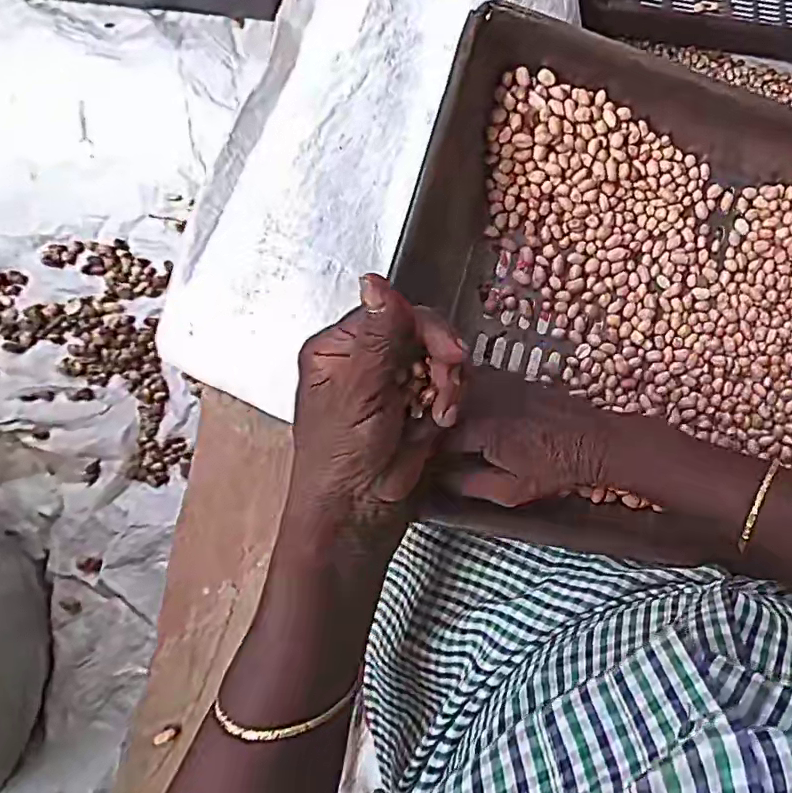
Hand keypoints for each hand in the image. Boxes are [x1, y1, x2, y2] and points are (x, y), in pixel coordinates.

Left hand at [286, 274, 467, 549]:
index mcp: (340, 348)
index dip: (428, 330)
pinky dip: (451, 400)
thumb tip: (375, 282)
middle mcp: (368, 357)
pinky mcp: (418, 400)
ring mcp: (395, 379)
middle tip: (447, 389)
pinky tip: (439, 420)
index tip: (451, 354)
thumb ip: (378, 336)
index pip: (393, 313)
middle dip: (442, 362)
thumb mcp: (359, 392)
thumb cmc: (341, 457)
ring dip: (449, 384)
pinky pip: (448, 383)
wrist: (361, 511)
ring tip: (439, 414)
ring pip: (441, 358)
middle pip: (423, 333)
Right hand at [438, 368, 613, 505]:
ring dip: (450, 406)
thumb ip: (470, 485)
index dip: (424, 449)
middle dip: (433, 423)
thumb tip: (440, 479)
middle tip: (432, 443)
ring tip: (449, 428)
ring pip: (459, 391)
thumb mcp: (511, 491)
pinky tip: (474, 415)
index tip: (421, 460)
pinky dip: (470, 397)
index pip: (436, 436)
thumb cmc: (557, 469)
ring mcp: (503, 383)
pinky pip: (480, 384)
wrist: (596, 440)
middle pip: (443, 406)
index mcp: (483, 429)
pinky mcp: (515, 378)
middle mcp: (489, 399)